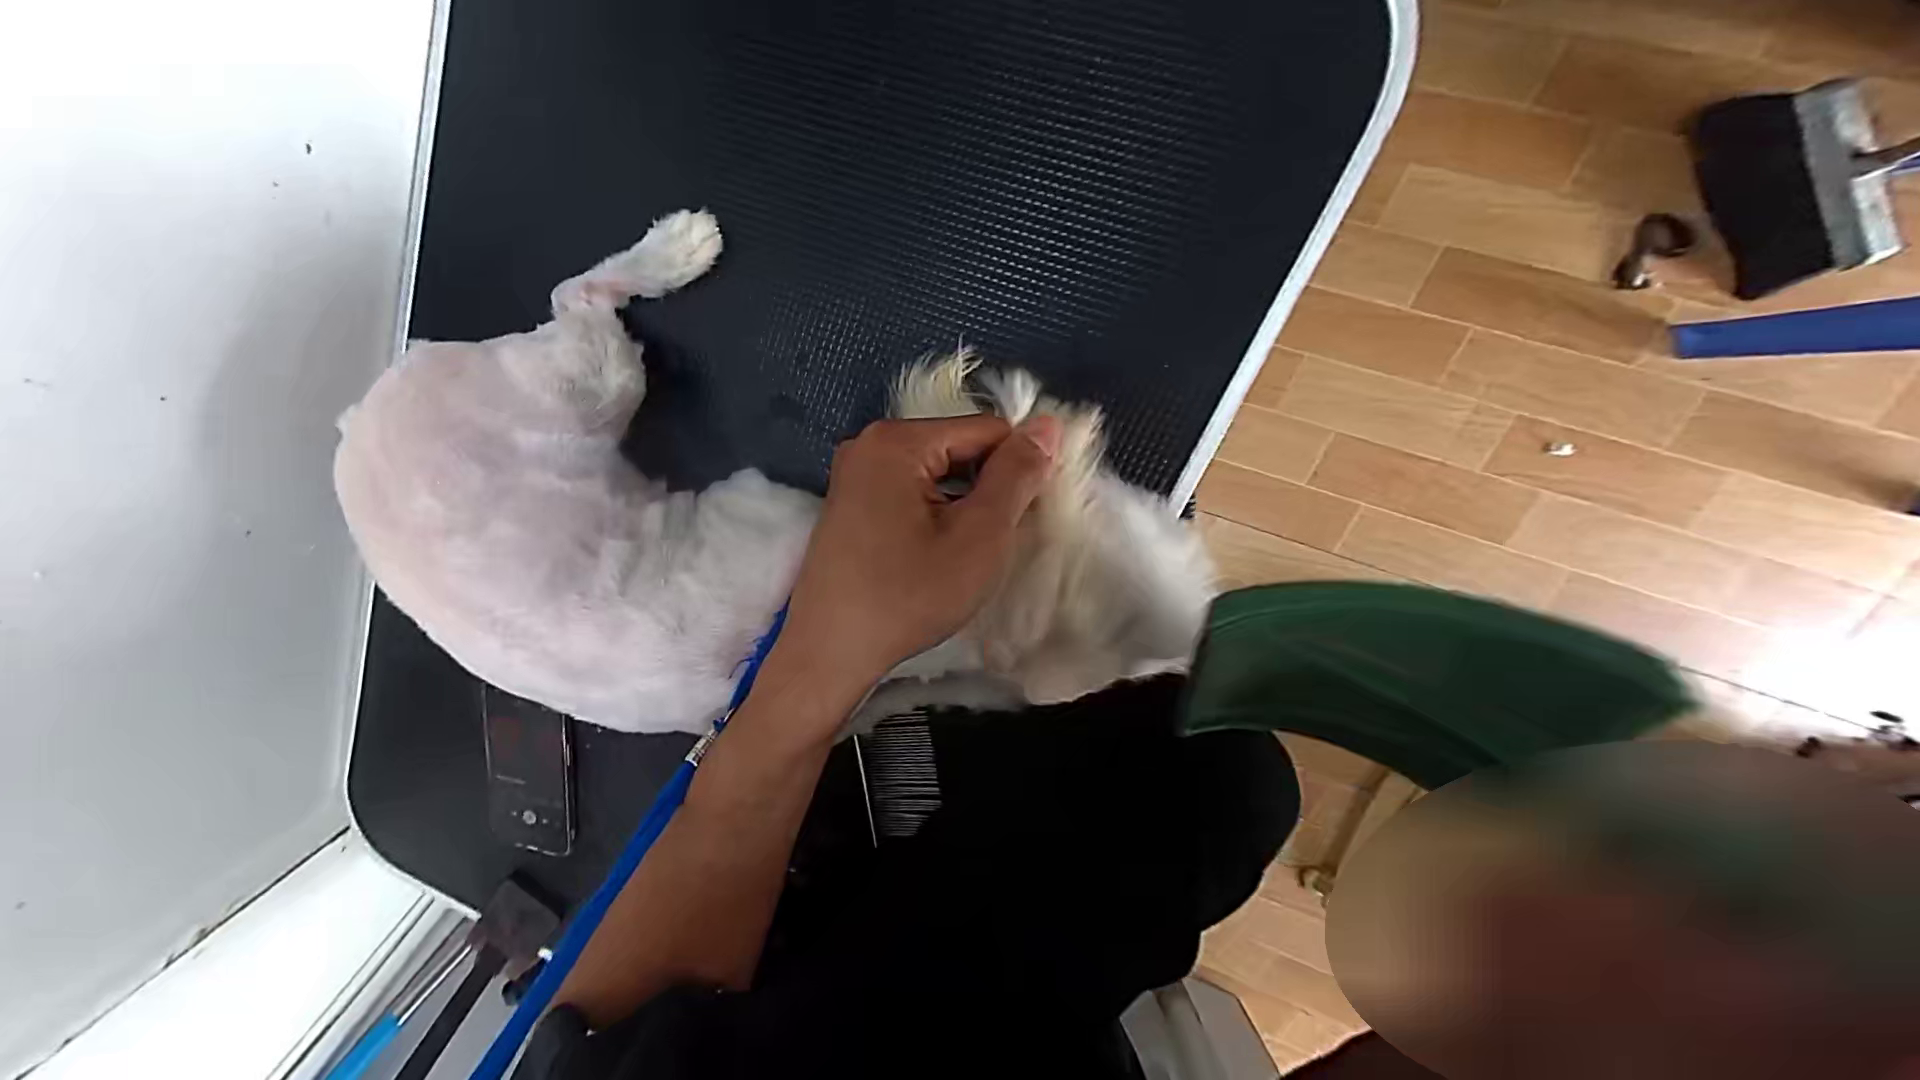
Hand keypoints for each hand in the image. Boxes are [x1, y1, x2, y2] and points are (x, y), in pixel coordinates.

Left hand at [774, 413, 1062, 695]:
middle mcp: (869, 445)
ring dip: (965, 504)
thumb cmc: (908, 595)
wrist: (830, 651)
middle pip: (958, 448)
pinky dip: (937, 514)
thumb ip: (1017, 475)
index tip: (1031, 514)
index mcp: (897, 441)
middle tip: (1000, 539)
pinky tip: (941, 553)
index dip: (1020, 468)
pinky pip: (910, 492)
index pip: (987, 431)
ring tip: (971, 551)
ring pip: (936, 473)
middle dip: (990, 486)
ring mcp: (854, 475)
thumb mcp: (979, 535)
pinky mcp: (850, 504)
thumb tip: (1047, 425)